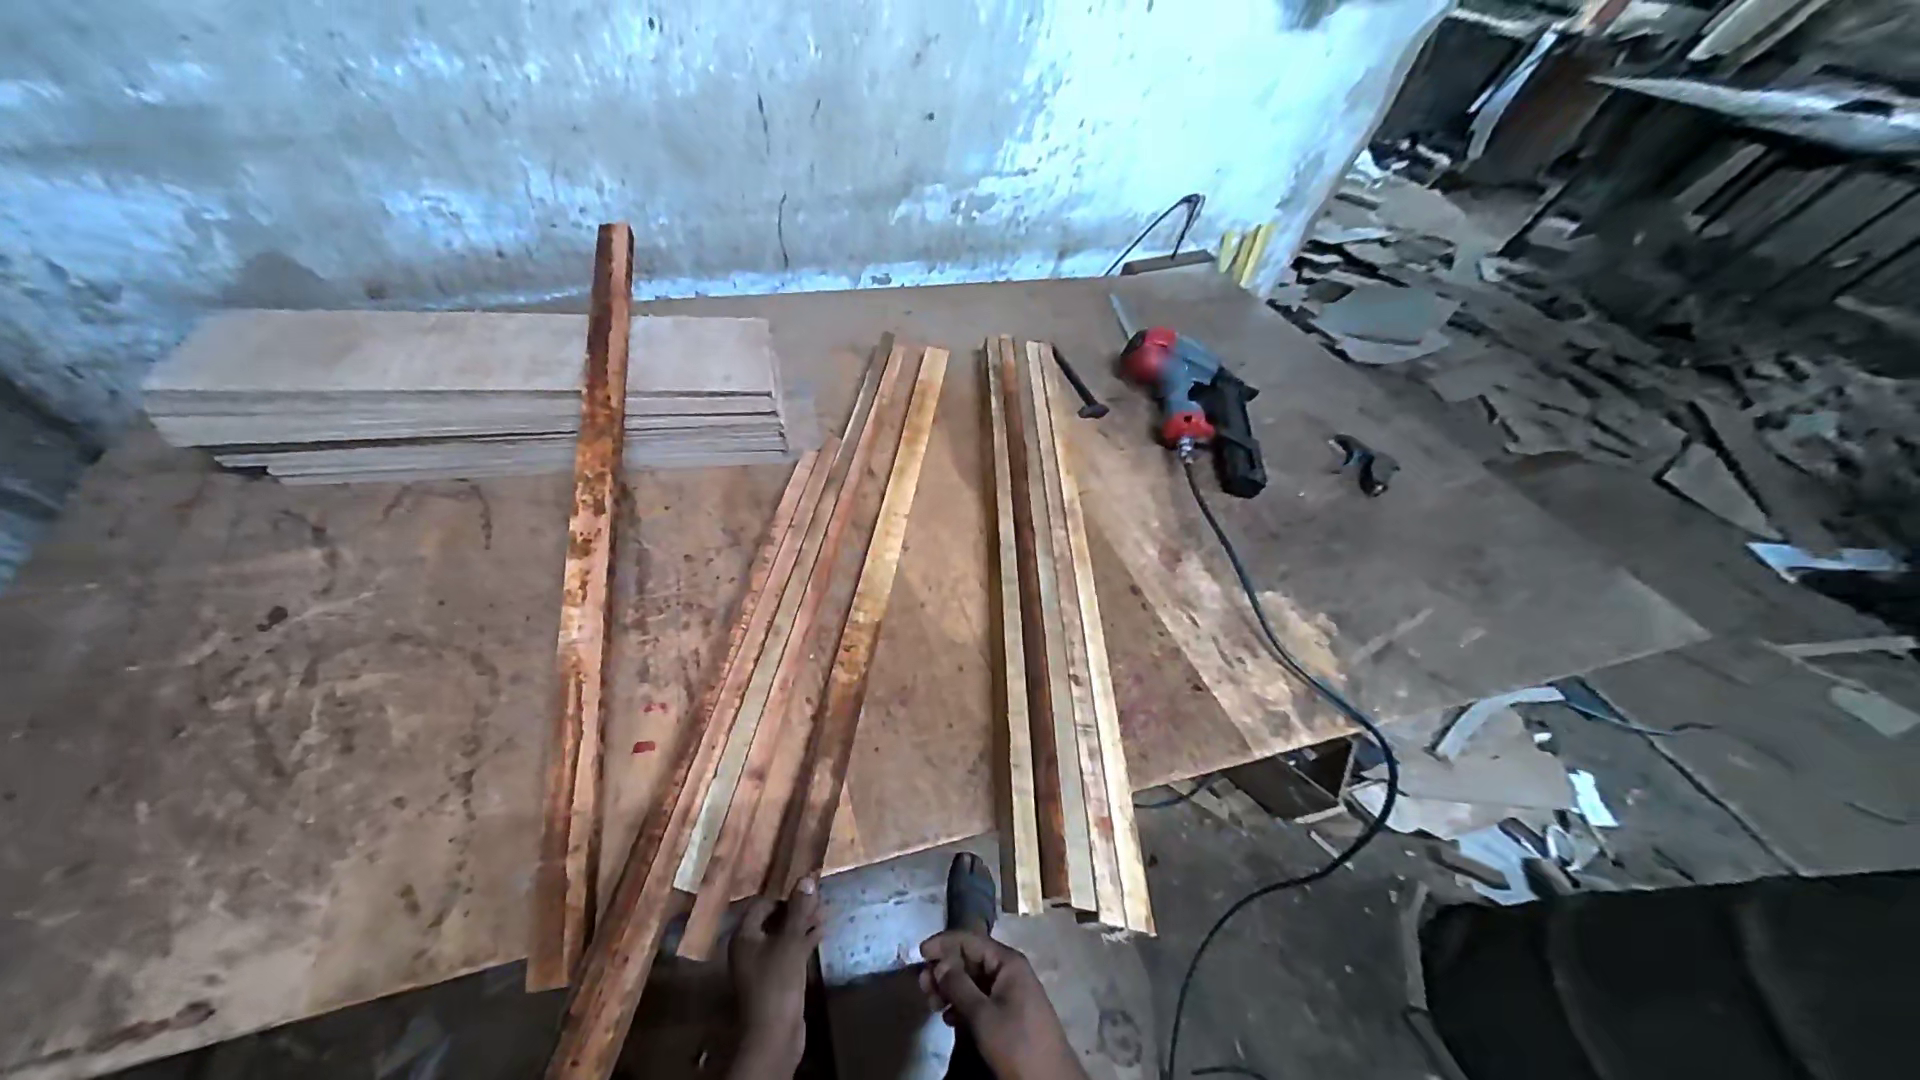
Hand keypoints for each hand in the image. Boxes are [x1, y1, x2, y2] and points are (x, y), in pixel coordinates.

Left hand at [727, 876, 824, 1077]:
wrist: (774, 1034)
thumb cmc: (777, 982)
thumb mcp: (790, 941)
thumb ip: (799, 909)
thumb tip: (807, 878)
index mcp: (744, 936)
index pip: (762, 903)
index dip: (783, 893)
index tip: (805, 886)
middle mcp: (749, 948)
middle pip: (772, 918)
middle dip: (796, 908)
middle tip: (818, 897)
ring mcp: (762, 965)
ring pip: (782, 935)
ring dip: (802, 923)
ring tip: (825, 911)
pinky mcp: (776, 979)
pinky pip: (789, 951)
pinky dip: (803, 941)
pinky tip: (822, 932)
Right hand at [919, 930, 1086, 1079]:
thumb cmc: (1017, 1043)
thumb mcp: (983, 1015)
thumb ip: (959, 985)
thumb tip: (939, 962)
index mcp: (1007, 962)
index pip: (970, 940)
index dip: (943, 943)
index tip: (919, 953)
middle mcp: (1008, 970)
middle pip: (970, 959)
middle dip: (944, 969)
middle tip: (923, 987)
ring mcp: (1010, 991)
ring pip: (973, 980)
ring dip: (950, 988)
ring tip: (932, 1004)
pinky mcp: (1008, 1012)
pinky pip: (980, 998)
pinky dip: (962, 1003)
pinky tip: (948, 1018)